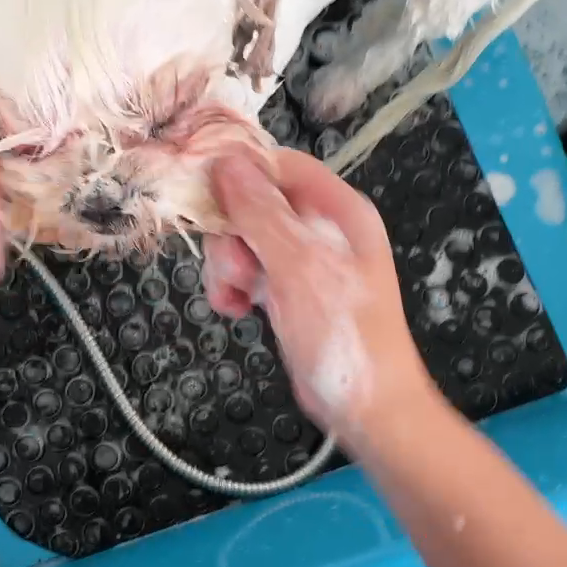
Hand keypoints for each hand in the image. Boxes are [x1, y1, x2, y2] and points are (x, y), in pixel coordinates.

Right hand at [202, 148, 436, 445]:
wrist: (363, 404)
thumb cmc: (343, 333)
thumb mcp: (299, 265)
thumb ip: (261, 213)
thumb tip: (225, 162)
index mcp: (336, 209)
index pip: (278, 166)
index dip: (238, 178)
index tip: (203, 202)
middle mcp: (318, 228)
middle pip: (251, 206)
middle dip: (230, 239)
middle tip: (237, 273)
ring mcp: (301, 262)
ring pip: (242, 242)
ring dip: (227, 270)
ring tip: (237, 301)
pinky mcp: (286, 292)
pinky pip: (246, 274)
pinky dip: (233, 291)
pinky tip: (236, 312)